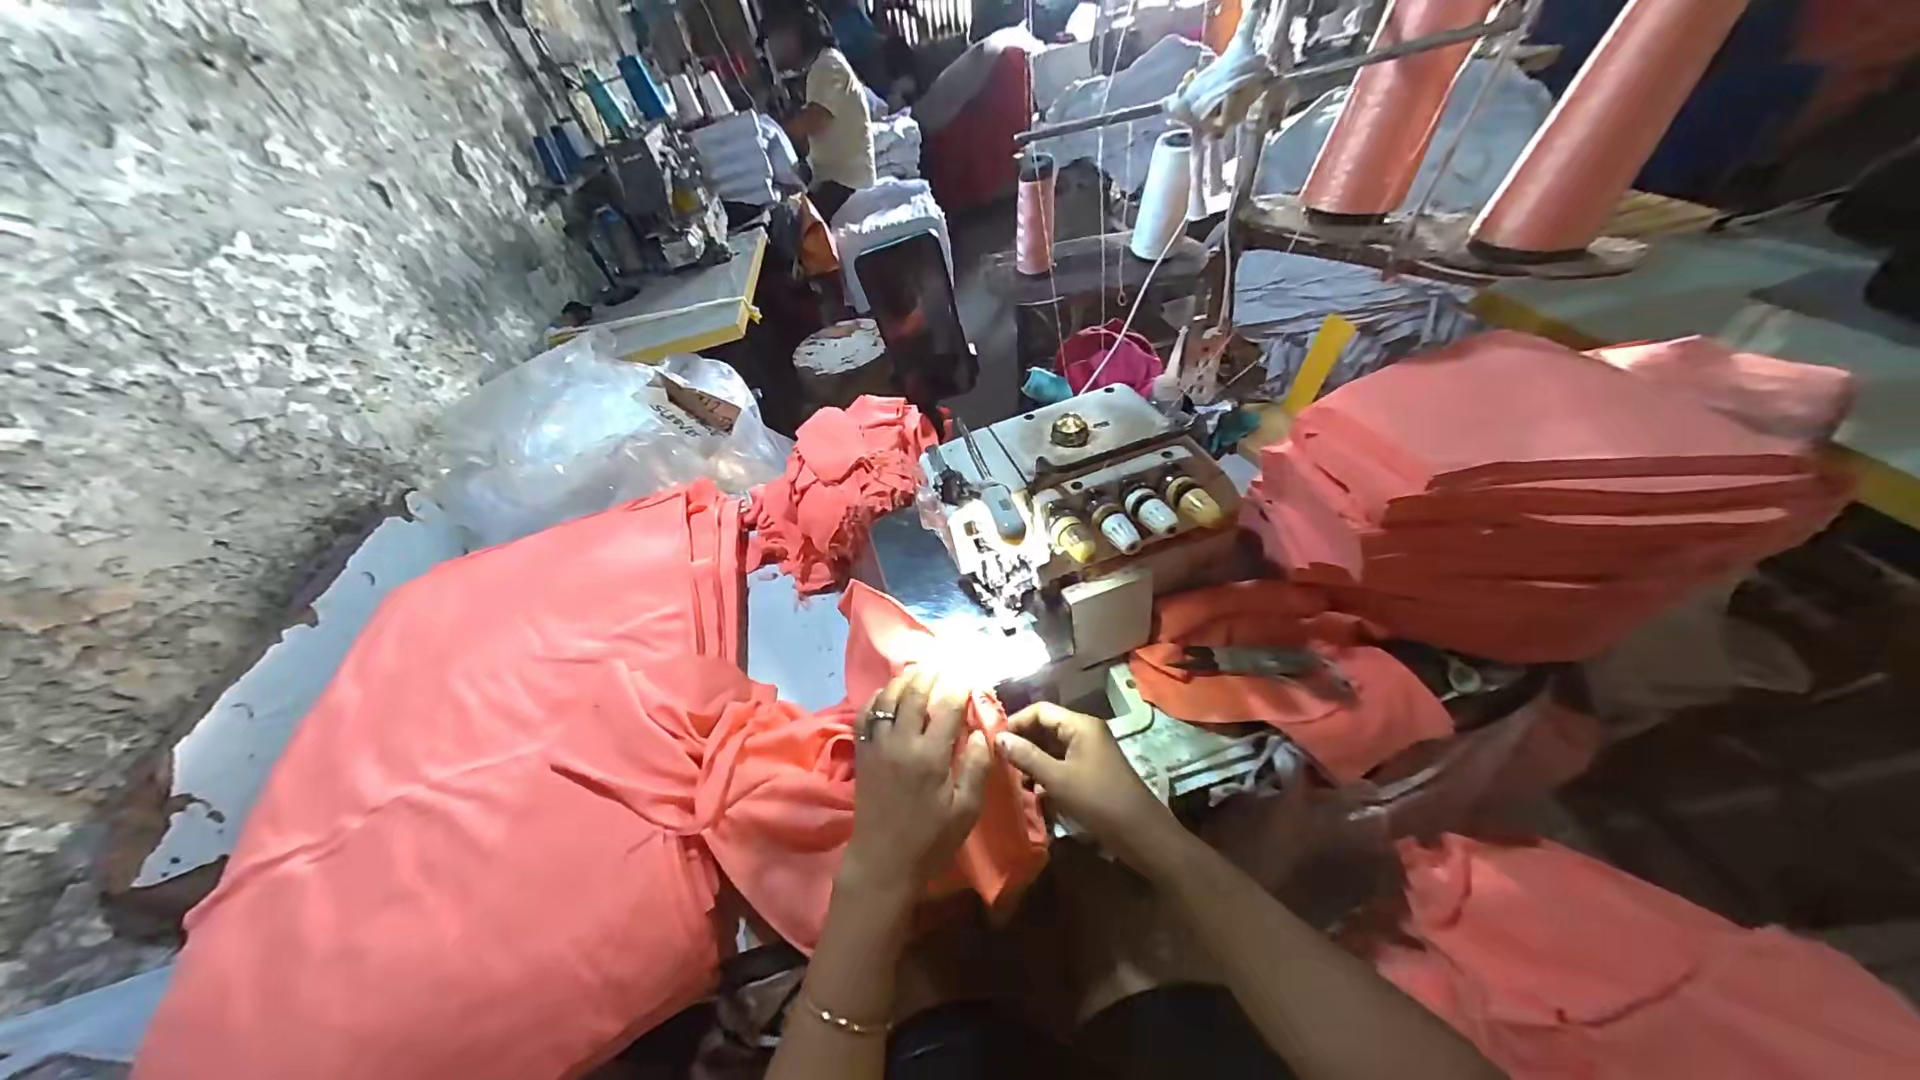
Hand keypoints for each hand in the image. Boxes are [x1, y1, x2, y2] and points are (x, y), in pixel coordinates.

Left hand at [845, 668, 992, 893]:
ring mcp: (877, 745)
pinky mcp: (863, 752)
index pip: (947, 708)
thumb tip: (978, 732)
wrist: (883, 862)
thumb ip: (975, 768)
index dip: (958, 687)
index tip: (967, 676)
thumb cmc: (930, 839)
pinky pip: (866, 714)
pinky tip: (888, 692)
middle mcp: (901, 742)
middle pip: (915, 694)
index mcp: (930, 756)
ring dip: (904, 680)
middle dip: (930, 675)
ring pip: (888, 699)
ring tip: (917, 670)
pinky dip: (878, 697)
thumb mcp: (965, 810)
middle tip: (942, 665)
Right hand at [997, 702, 1181, 872]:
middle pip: (1045, 726)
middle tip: (998, 759)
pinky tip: (1031, 788)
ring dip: (1032, 758)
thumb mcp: (1058, 779)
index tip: (994, 741)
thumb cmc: (1100, 801)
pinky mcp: (1091, 771)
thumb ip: (1027, 757)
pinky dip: (1045, 771)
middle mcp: (1085, 732)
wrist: (1142, 835)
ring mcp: (1090, 752)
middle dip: (1022, 741)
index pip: (1040, 710)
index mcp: (1080, 725)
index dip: (1016, 721)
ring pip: (1052, 746)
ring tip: (1011, 776)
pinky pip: (1062, 762)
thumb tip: (998, 738)